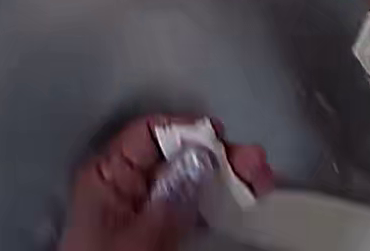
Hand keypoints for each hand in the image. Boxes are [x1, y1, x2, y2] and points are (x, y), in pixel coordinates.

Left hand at [58, 114, 272, 250]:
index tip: (220, 137)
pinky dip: (220, 204)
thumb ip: (170, 199)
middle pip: (179, 155)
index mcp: (109, 175)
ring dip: (227, 177)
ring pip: (192, 181)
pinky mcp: (160, 237)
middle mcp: (127, 186)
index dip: (187, 130)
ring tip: (260, 178)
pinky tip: (244, 201)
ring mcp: (145, 212)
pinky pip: (194, 210)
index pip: (150, 133)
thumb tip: (203, 156)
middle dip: (219, 155)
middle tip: (254, 162)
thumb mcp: (136, 239)